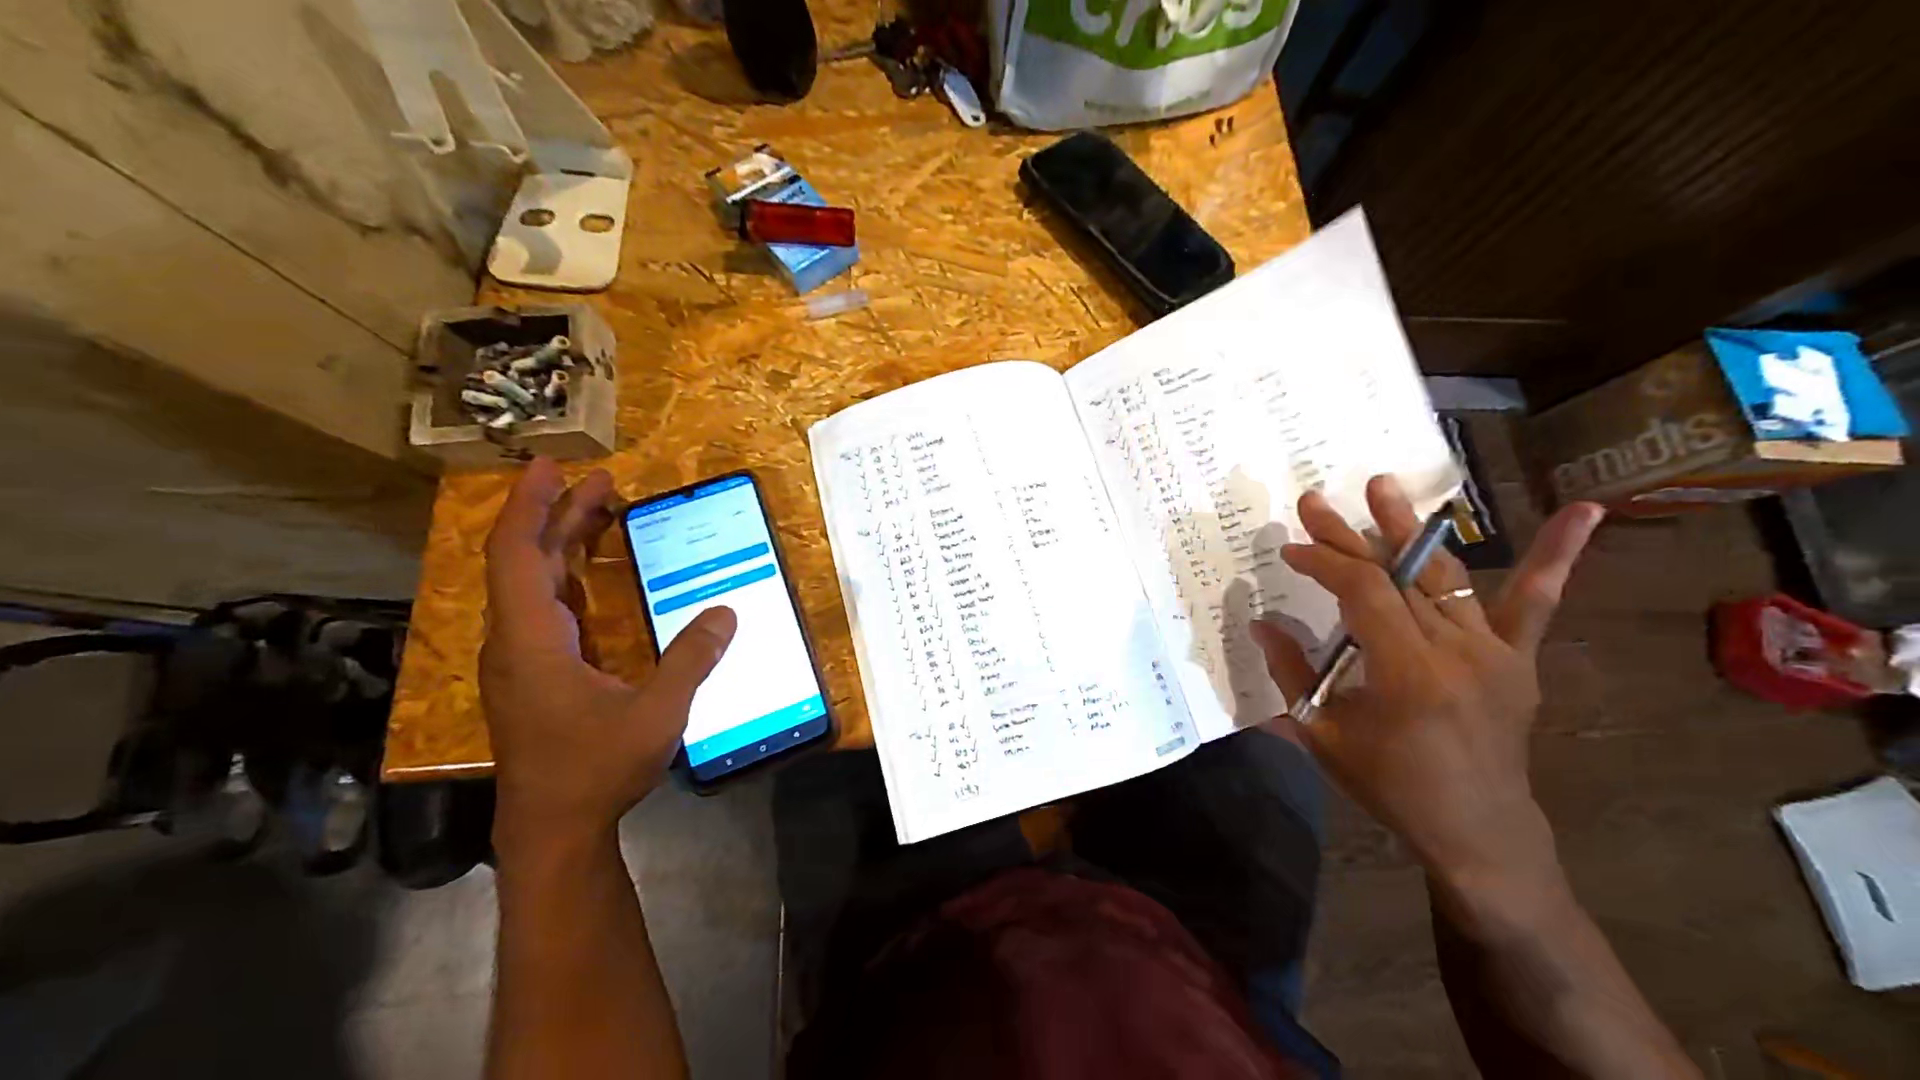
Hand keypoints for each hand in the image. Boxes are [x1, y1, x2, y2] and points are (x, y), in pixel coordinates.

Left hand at [480, 459, 735, 857]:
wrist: (553, 829)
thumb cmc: (594, 768)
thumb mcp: (656, 713)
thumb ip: (691, 659)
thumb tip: (727, 612)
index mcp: (531, 641)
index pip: (516, 555)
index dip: (530, 506)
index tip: (550, 466)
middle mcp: (516, 641)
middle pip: (525, 560)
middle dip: (558, 514)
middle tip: (600, 481)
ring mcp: (521, 659)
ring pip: (532, 584)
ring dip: (561, 543)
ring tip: (599, 511)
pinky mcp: (532, 675)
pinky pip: (542, 608)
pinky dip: (564, 577)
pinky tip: (590, 574)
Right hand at [1250, 476, 1602, 890]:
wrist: (1477, 829)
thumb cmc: (1391, 785)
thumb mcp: (1323, 735)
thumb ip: (1293, 674)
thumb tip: (1262, 624)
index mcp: (1407, 672)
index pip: (1361, 593)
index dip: (1323, 563)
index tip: (1289, 550)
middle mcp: (1456, 650)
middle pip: (1396, 575)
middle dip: (1348, 536)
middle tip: (1314, 501)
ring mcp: (1495, 650)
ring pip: (1446, 574)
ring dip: (1410, 529)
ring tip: (1381, 486)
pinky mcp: (1519, 658)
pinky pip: (1534, 603)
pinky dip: (1556, 557)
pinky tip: (1584, 511)